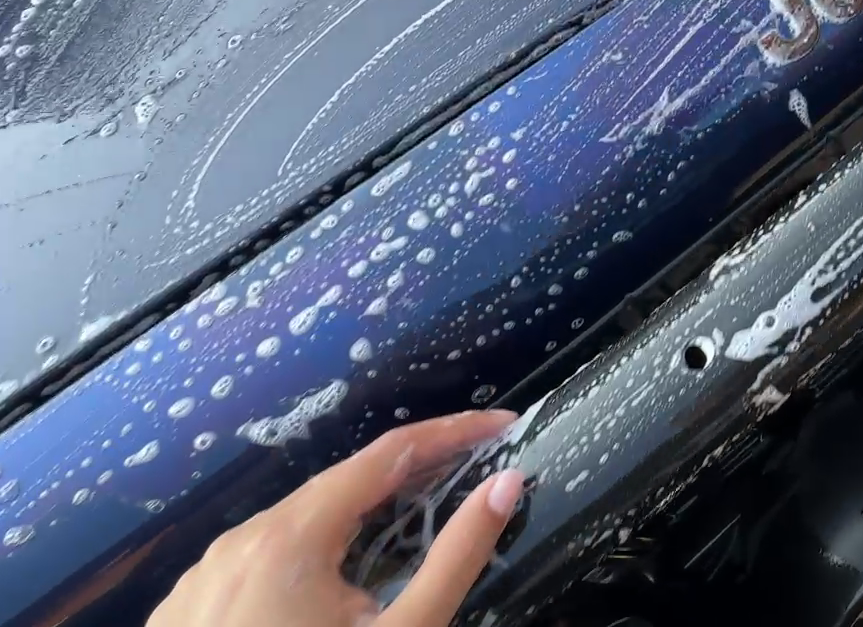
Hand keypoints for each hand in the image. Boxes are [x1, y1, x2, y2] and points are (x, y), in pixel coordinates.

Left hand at [148, 411, 523, 626]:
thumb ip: (460, 554)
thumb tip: (507, 482)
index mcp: (288, 538)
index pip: (390, 452)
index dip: (455, 430)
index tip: (506, 424)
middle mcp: (237, 543)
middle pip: (347, 478)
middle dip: (420, 460)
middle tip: (481, 457)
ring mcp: (200, 579)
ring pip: (306, 512)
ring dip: (372, 497)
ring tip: (428, 498)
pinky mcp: (184, 613)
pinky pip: (270, 550)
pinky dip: (326, 534)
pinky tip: (352, 555)